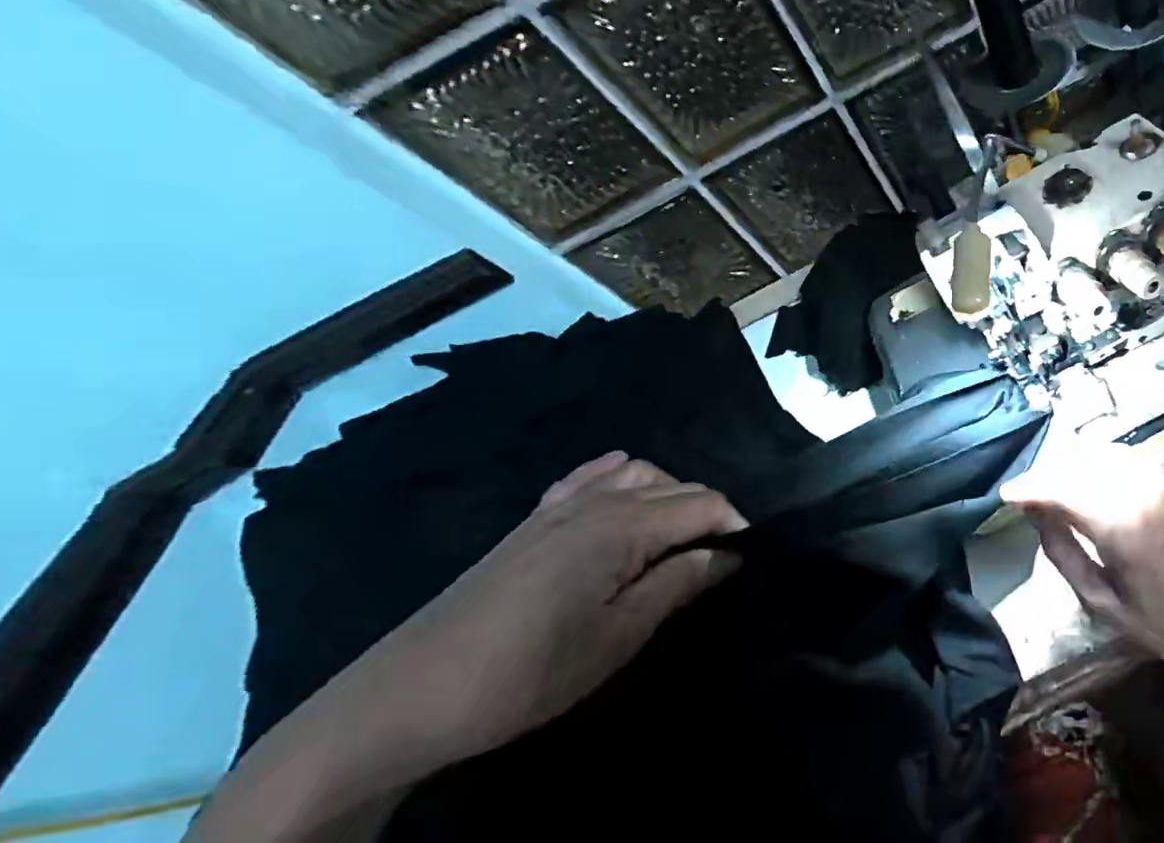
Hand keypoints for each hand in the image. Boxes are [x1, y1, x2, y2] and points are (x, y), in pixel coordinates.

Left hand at [305, 452, 745, 771]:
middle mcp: (598, 499)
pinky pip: (593, 475)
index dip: (736, 525)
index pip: (702, 503)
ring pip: (638, 473)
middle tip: (721, 559)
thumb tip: (728, 555)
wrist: (413, 691)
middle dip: (708, 511)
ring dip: (670, 494)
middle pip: (675, 485)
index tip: (750, 558)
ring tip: (679, 536)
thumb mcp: (616, 638)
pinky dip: (623, 477)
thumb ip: (677, 586)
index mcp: (622, 525)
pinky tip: (626, 496)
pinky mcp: (535, 517)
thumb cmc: (528, 672)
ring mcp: (562, 503)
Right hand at [1001, 437, 1163, 680]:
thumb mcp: (1101, 601)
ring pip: (1095, 452)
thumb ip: (1061, 551)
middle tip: (1027, 498)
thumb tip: (1034, 514)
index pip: (1059, 487)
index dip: (1027, 488)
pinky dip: (1093, 465)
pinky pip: (1118, 457)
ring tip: (1053, 491)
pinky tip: (1085, 484)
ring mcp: (1159, 478)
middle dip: (1045, 476)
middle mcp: (1140, 488)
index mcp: (1122, 523)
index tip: (1005, 496)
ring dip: (1069, 466)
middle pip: (1074, 462)